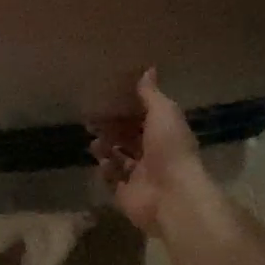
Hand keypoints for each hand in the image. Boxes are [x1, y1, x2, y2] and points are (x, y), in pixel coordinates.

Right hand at [90, 69, 207, 236]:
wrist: (172, 196)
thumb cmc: (169, 148)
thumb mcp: (163, 112)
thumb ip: (151, 94)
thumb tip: (149, 69)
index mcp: (165, 133)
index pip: (144, 118)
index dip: (127, 110)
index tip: (108, 100)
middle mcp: (154, 154)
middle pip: (129, 138)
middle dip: (112, 129)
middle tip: (91, 121)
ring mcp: (141, 177)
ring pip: (119, 158)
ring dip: (106, 148)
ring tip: (95, 142)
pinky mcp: (128, 195)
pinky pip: (113, 180)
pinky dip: (106, 170)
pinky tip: (102, 162)